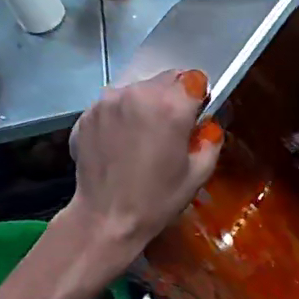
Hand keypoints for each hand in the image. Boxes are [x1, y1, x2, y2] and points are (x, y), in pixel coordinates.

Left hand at [65, 70, 222, 256]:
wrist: (105, 219)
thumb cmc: (157, 200)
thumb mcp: (199, 173)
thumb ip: (211, 138)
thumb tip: (207, 123)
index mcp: (171, 107)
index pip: (193, 79)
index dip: (197, 97)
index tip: (193, 116)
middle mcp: (139, 94)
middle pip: (165, 80)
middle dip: (172, 98)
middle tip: (169, 131)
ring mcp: (108, 102)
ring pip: (138, 89)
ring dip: (145, 104)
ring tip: (141, 137)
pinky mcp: (87, 113)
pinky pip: (114, 103)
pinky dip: (121, 115)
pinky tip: (120, 143)